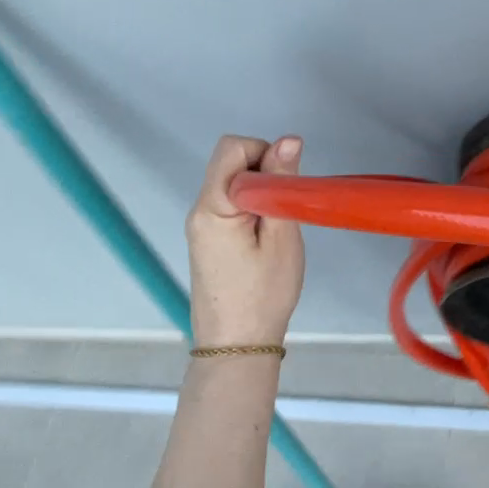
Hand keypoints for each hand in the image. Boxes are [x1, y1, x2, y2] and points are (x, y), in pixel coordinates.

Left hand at [185, 135, 305, 345]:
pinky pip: (230, 200)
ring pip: (231, 179)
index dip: (264, 153)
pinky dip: (252, 203)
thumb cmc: (264, 292)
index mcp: (212, 207)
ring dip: (259, 187)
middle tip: (284, 204)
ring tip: (277, 222)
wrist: (237, 348)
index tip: (284, 185)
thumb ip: (282, 184)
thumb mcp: (282, 236)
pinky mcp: (208, 236)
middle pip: (230, 160)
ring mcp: (201, 224)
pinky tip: (266, 232)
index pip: (233, 147)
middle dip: (263, 168)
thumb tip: (289, 139)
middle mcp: (199, 209)